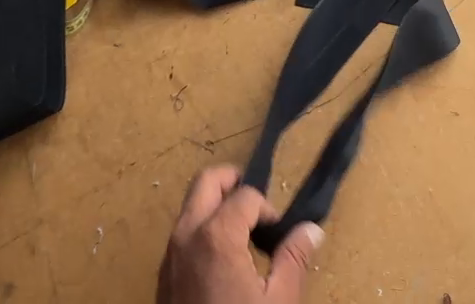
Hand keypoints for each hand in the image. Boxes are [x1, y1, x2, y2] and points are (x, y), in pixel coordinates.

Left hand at [157, 165, 323, 303]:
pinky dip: (202, 228)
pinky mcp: (163, 273)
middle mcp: (186, 234)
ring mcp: (170, 253)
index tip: (280, 233)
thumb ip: (293, 258)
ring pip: (190, 205)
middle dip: (233, 183)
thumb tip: (311, 229)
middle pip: (206, 181)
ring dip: (216, 206)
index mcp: (216, 235)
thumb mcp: (278, 302)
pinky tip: (223, 259)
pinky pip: (181, 232)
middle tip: (257, 206)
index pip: (245, 195)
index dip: (267, 208)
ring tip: (243, 234)